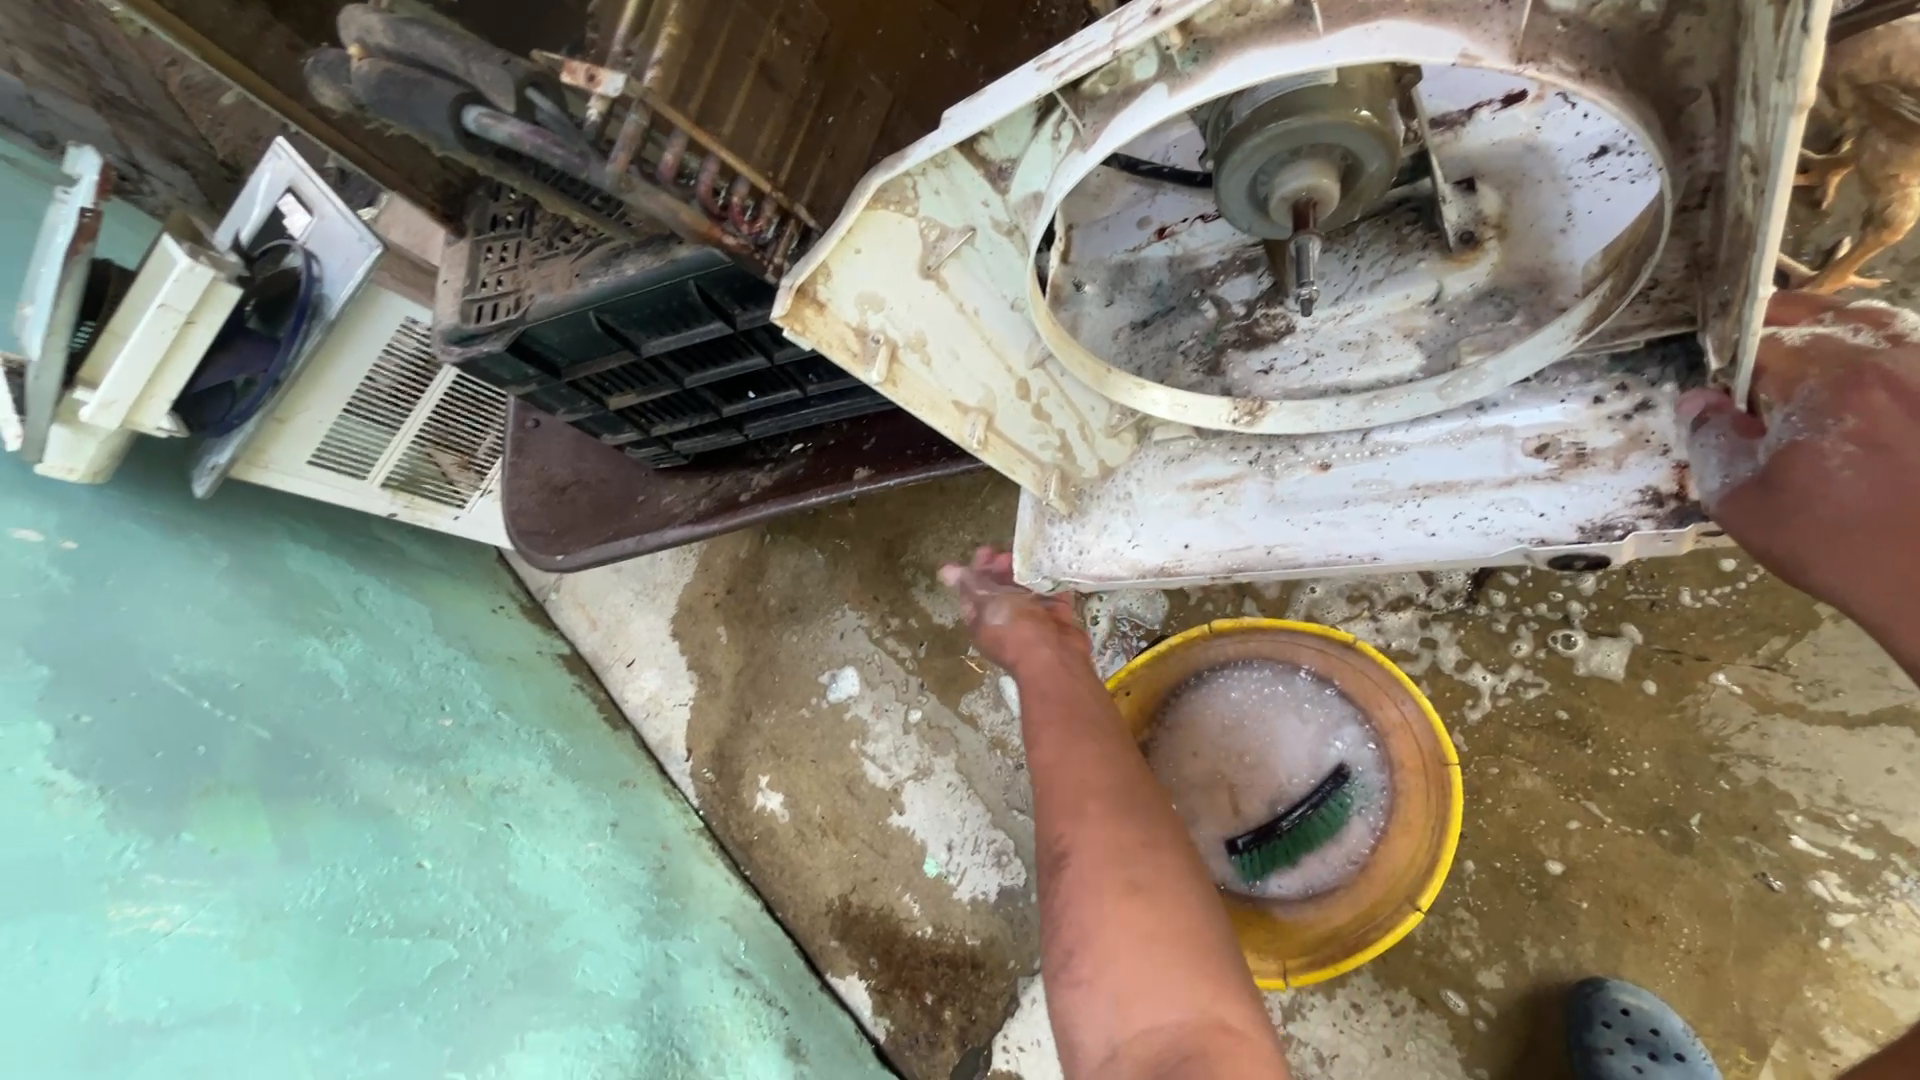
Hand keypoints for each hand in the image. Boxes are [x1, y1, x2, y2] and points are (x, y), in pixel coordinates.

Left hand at [938, 547, 1090, 675]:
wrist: (1053, 659)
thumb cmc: (1014, 630)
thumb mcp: (986, 603)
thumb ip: (970, 584)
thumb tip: (944, 571)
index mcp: (982, 619)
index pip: (974, 589)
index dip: (978, 568)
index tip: (987, 550)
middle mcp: (1005, 618)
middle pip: (1001, 587)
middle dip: (1003, 567)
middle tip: (1009, 553)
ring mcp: (1032, 617)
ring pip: (1026, 588)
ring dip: (1026, 570)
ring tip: (1029, 555)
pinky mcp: (1056, 615)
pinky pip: (1052, 592)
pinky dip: (1051, 578)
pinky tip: (1050, 560)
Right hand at [1680, 292, 1919, 652]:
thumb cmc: (1829, 541)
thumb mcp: (1740, 499)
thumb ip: (1712, 440)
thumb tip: (1698, 401)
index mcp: (1827, 381)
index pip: (1762, 335)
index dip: (1727, 349)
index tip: (1709, 376)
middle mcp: (1893, 362)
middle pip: (1827, 315)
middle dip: (1779, 329)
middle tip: (1749, 362)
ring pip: (1880, 326)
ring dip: (1833, 339)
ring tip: (1802, 374)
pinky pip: (1909, 356)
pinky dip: (1875, 363)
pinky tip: (1855, 397)